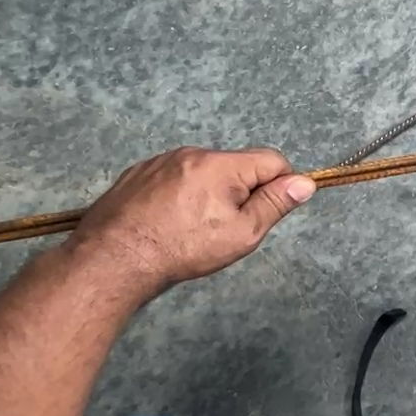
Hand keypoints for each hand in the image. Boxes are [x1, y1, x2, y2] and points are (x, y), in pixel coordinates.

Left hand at [66, 147, 315, 297]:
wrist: (108, 262)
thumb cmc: (183, 249)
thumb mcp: (242, 233)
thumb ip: (276, 203)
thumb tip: (306, 182)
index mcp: (221, 165)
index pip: (273, 160)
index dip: (279, 185)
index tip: (263, 212)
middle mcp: (192, 154)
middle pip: (238, 165)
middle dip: (242, 190)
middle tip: (226, 225)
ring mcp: (159, 161)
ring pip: (206, 171)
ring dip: (211, 190)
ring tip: (193, 224)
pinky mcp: (135, 173)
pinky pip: (175, 175)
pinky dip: (181, 192)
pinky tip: (168, 218)